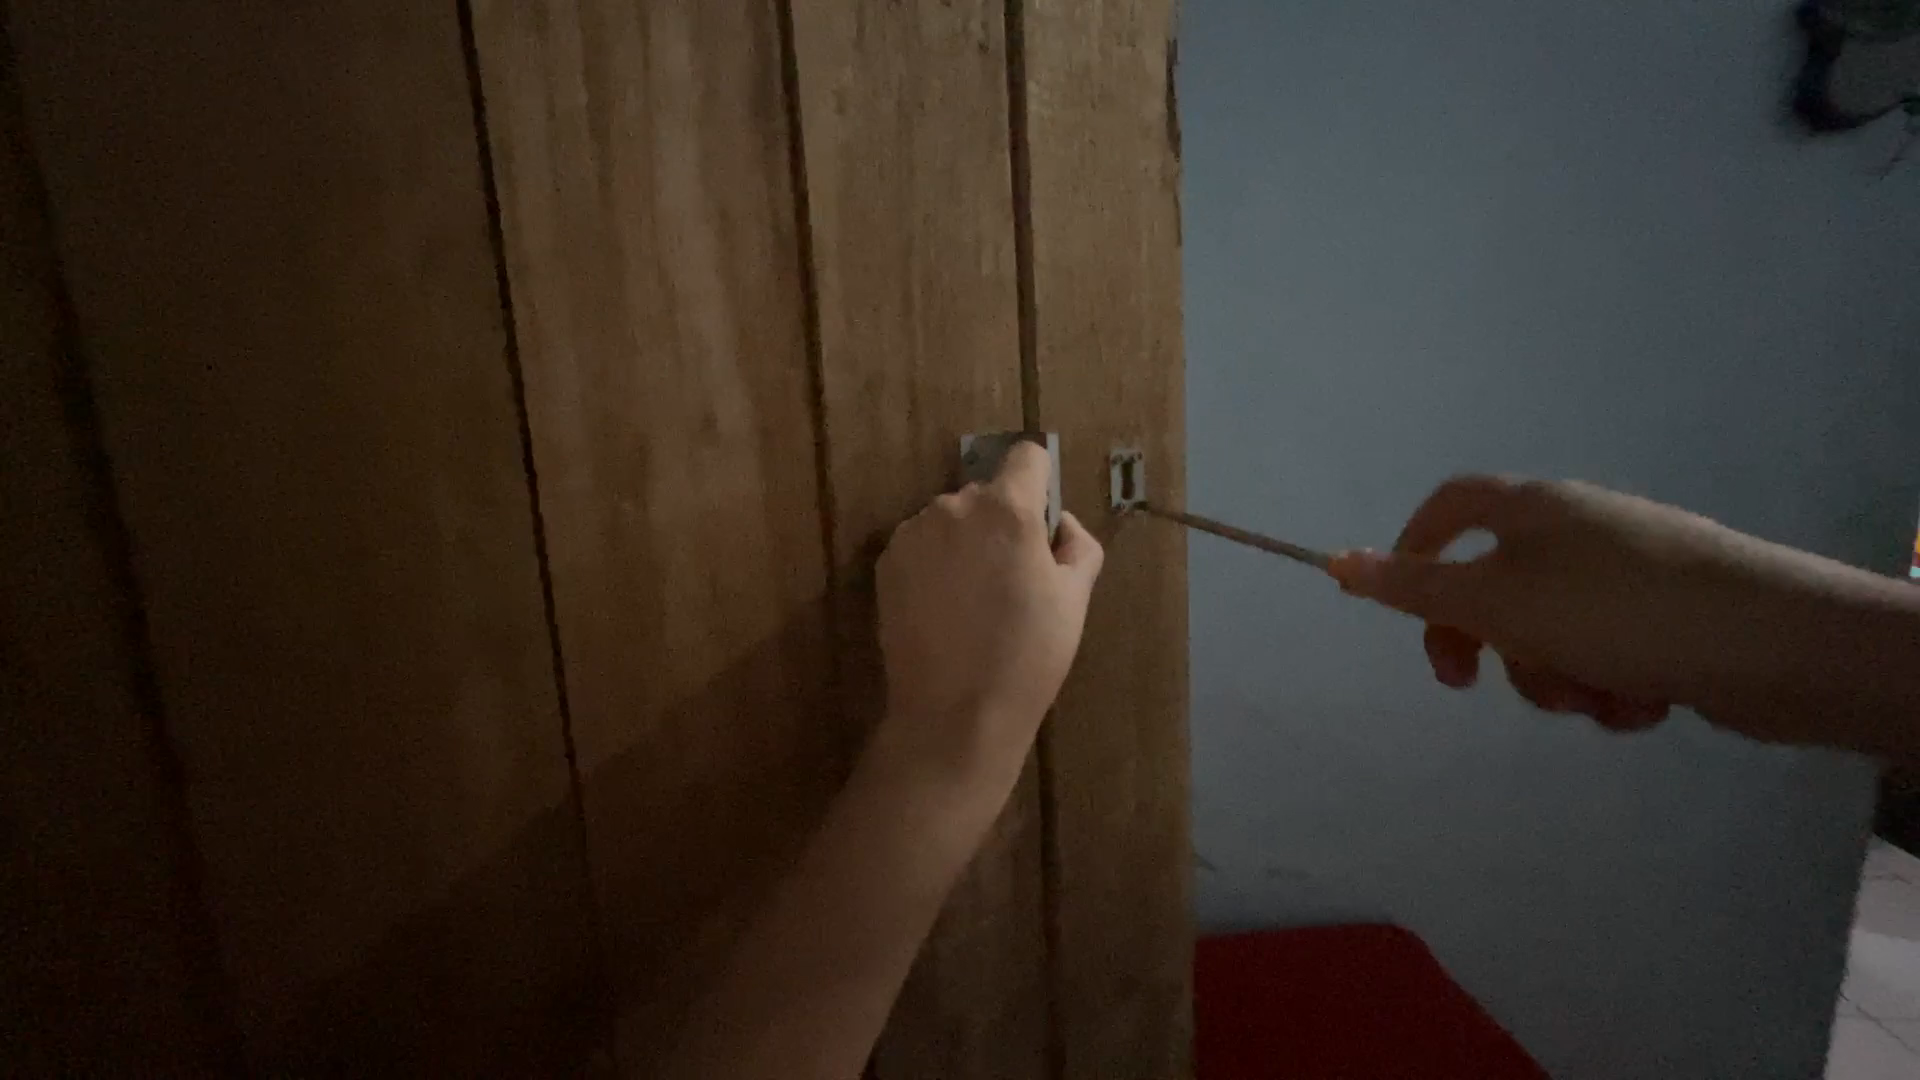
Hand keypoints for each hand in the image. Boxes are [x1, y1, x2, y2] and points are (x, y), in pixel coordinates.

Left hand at [875, 442, 1103, 775]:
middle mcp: (954, 506)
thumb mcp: (1075, 599)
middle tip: (1010, 577)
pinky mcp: (886, 563)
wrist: (954, 712)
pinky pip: (921, 545)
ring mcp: (914, 533)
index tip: (1041, 521)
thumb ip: (1078, 544)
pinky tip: (942, 607)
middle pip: (987, 493)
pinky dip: (934, 562)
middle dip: (1002, 521)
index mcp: (1007, 508)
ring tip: (972, 599)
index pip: (1027, 456)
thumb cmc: (1028, 655)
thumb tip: (1060, 523)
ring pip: (951, 519)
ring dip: (964, 541)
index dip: (1040, 481)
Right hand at [1328, 475, 1899, 744]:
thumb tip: (1335, 562)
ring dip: (1550, 674)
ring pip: (1545, 628)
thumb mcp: (1493, 601)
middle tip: (1465, 683)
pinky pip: (1602, 648)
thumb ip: (1410, 587)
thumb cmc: (1616, 612)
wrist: (1791, 650)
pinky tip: (1638, 704)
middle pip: (1490, 581)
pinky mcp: (1671, 617)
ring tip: (1591, 699)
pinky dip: (1605, 682)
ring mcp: (1627, 573)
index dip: (1412, 546)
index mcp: (1532, 510)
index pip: (1448, 506)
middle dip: (1479, 639)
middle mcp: (1576, 530)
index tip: (1400, 600)